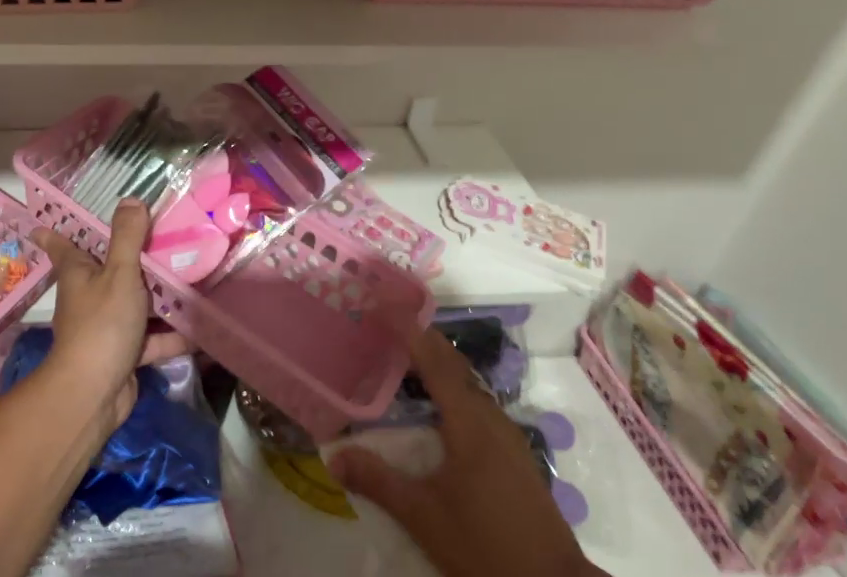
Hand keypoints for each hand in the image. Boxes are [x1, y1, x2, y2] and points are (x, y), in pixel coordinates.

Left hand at [32, 199, 188, 431]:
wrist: (94, 392)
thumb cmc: (102, 324)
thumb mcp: (119, 273)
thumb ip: (127, 237)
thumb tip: (130, 199)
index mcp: (78, 271)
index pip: (61, 244)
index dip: (54, 231)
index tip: (45, 220)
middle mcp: (89, 295)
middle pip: (109, 269)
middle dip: (132, 257)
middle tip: (162, 235)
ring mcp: (107, 325)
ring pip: (135, 303)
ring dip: (159, 296)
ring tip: (193, 274)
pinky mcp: (125, 352)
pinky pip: (151, 337)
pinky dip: (173, 334)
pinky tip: (201, 326)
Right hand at [328, 328, 602, 576]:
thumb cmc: (486, 545)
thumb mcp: (424, 516)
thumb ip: (378, 481)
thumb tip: (333, 455)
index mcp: (470, 423)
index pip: (433, 361)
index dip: (407, 327)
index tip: (381, 300)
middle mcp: (491, 420)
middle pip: (453, 365)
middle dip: (419, 337)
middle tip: (384, 318)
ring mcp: (507, 438)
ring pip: (467, 385)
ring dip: (435, 363)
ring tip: (403, 353)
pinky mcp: (513, 457)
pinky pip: (475, 404)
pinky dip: (449, 388)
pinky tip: (435, 406)